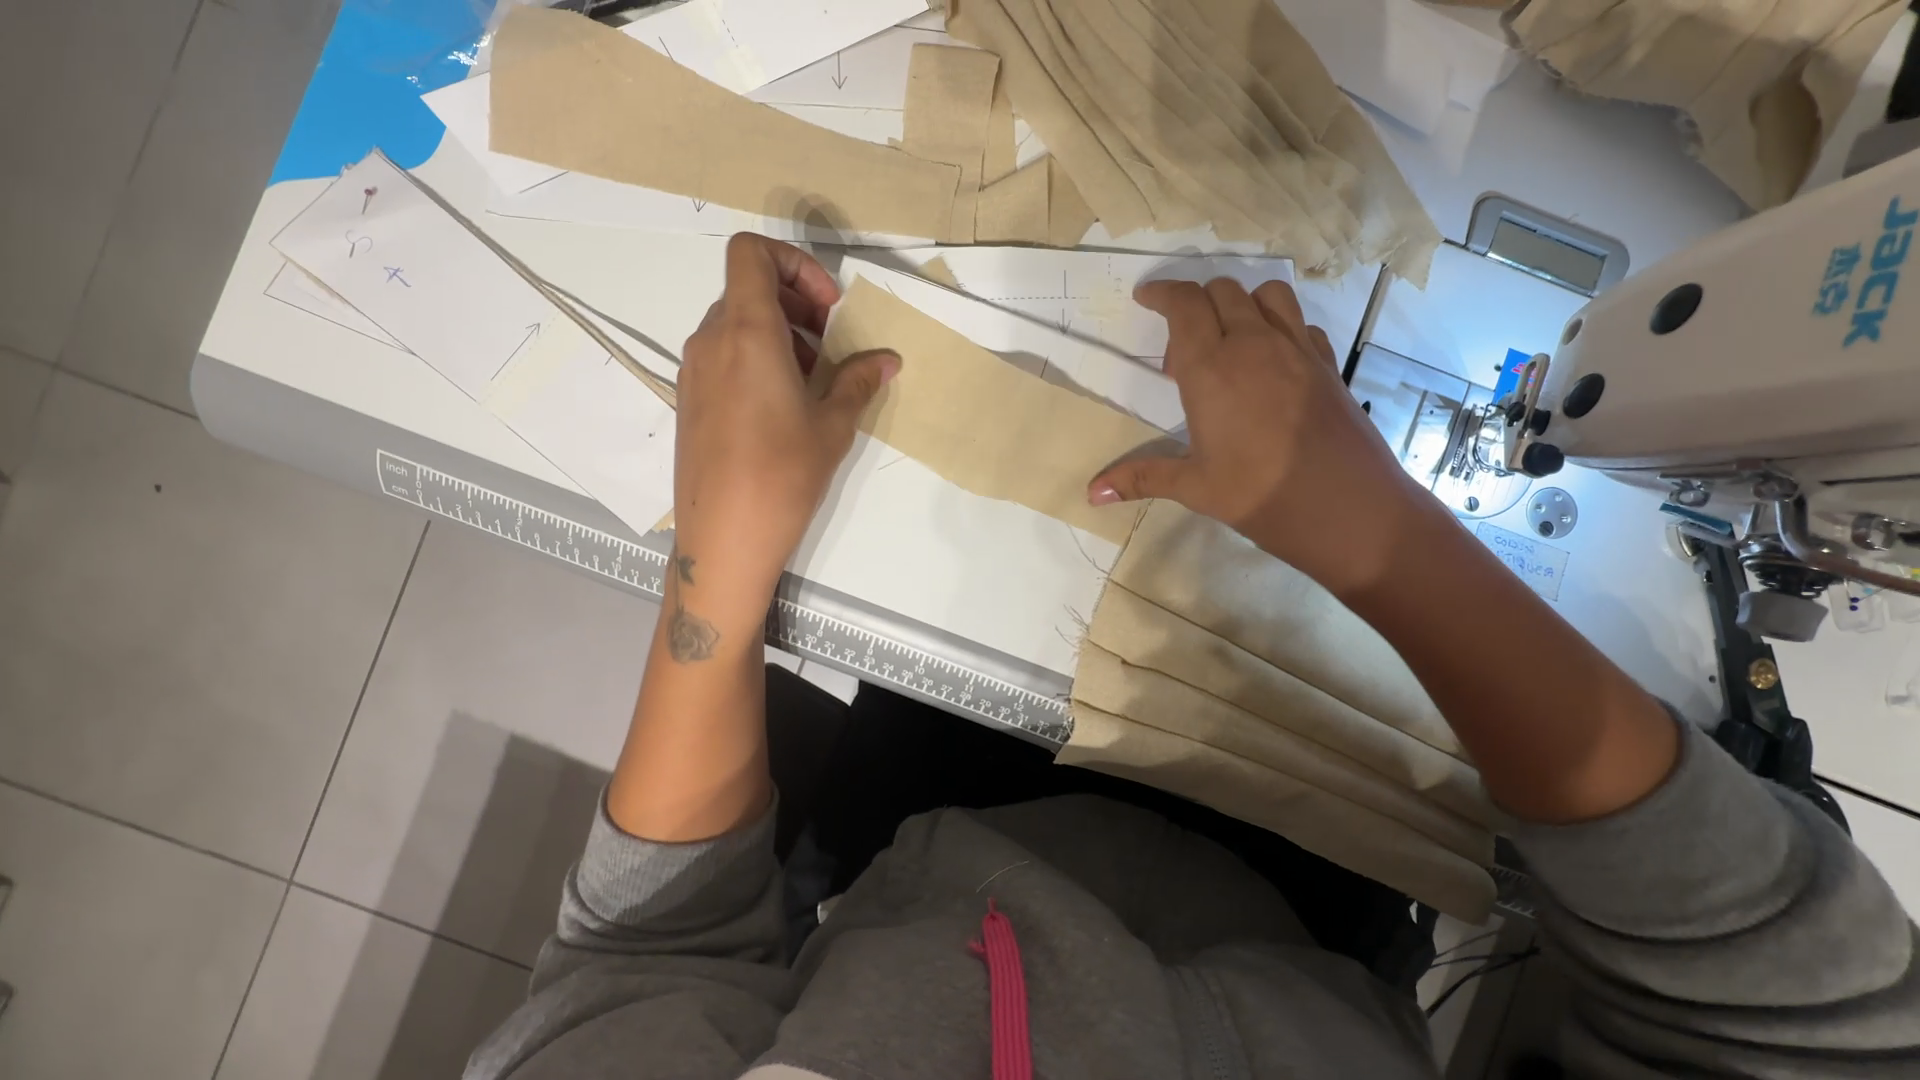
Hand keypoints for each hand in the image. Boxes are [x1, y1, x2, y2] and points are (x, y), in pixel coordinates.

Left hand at [674, 233, 897, 602]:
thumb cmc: (783, 475)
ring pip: (734, 323)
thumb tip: (887, 359)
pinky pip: (722, 355)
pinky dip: (755, 358)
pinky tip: (782, 407)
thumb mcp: (833, 426)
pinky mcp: (689, 400)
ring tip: (812, 380)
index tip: (827, 307)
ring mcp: (694, 371)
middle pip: (747, 288)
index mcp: (747, 332)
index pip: (751, 252)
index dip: (794, 263)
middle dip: (795, 303)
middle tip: (830, 344)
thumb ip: (859, 380)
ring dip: (778, 333)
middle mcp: (711, 340)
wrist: (724, 537)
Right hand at [1087, 278, 1434, 596]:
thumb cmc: (1262, 497)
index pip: (1184, 305)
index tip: (1146, 297)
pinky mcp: (1327, 364)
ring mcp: (1296, 350)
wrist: (1350, 509)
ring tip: (1228, 341)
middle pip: (1222, 291)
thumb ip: (1141, 478)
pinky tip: (1271, 360)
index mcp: (1212, 369)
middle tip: (1181, 351)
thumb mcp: (1195, 488)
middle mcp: (1254, 345)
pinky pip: (1299, 323)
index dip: (1162, 293)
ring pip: (1266, 294)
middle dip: (1195, 304)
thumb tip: (1091, 493)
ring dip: (1240, 303)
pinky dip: (1278, 325)